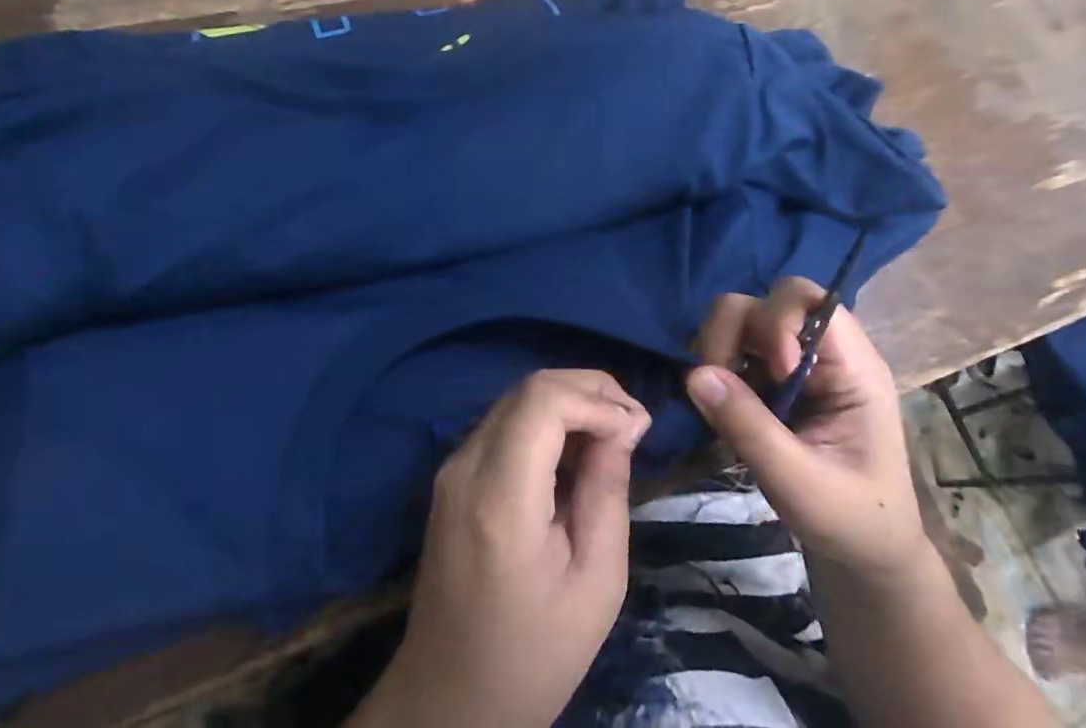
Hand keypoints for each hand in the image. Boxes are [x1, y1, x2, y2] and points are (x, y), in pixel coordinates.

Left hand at [351, 370, 650, 727]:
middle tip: (635, 423)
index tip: (638, 429)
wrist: (448, 701)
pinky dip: (548, 421)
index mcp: (500, 500)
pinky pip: (505, 424)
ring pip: (517, 400)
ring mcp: (451, 471)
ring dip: (571, 402)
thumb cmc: (534, 654)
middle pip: (530, 389)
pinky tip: (578, 449)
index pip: (543, 401)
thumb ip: (608, 491)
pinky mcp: (452, 478)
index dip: (598, 399)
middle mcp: (465, 469)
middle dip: (590, 391)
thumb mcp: (597, 582)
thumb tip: (625, 424)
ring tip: (615, 432)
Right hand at [686, 279, 927, 577]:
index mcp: (853, 366)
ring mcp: (795, 364)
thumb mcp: (800, 483)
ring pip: (745, 319)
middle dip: (734, 331)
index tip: (772, 375)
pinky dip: (717, 366)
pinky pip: (736, 350)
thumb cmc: (849, 518)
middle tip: (721, 384)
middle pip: (768, 301)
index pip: (812, 301)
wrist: (863, 552)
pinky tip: (719, 403)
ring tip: (717, 397)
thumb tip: (694, 374)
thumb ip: (749, 427)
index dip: (778, 322)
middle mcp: (823, 353)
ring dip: (720, 347)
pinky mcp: (773, 380)